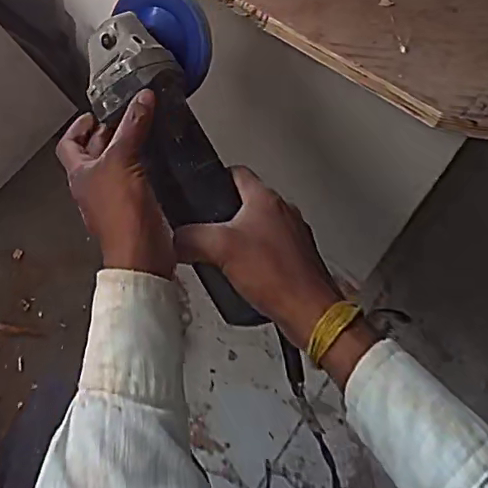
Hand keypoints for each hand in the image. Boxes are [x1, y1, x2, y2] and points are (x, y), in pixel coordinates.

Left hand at [56, 90, 173, 275]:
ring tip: (141, 131)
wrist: (142, 256)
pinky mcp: (134, 207)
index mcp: (80, 174)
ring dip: (126, 147)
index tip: (92, 114)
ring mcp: (112, 198)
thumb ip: (132, 127)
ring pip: (115, 165)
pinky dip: (142, 165)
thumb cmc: (121, 218)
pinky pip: (134, 180)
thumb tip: (141, 100)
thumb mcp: (123, 160)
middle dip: (106, 133)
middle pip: (93, 153)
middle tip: (123, 117)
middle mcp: (93, 186)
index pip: (69, 144)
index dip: (78, 127)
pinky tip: (155, 159)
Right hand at [173, 167, 351, 350]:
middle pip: (248, 201)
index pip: (237, 172)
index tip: (206, 187)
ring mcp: (296, 236)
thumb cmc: (278, 277)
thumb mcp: (219, 249)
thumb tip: (176, 239)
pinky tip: (249, 275)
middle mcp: (284, 212)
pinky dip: (260, 259)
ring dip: (245, 237)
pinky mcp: (300, 259)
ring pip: (262, 226)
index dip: (216, 177)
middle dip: (228, 213)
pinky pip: (274, 250)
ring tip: (229, 254)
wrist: (311, 314)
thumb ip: (190, 238)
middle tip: (212, 225)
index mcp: (266, 198)